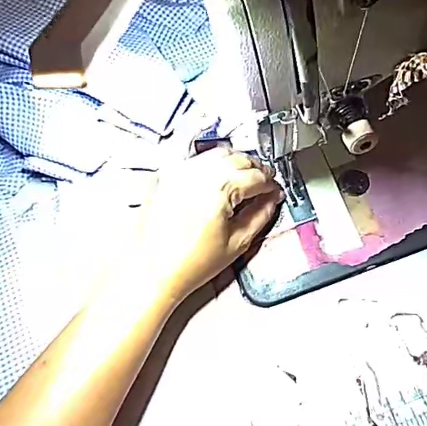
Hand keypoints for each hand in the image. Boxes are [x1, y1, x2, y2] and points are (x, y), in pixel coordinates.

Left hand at [127, 148, 282, 306]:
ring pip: (216, 155)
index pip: (256, 175)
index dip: (271, 184)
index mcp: (220, 187)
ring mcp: (180, 171)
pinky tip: (216, 181)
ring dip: (233, 163)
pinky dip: (210, 166)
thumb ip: (260, 215)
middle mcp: (198, 173)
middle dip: (255, 169)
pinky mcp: (166, 175)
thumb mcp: (236, 243)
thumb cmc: (187, 263)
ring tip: (241, 181)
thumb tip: (271, 200)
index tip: (274, 191)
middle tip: (263, 184)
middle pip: (238, 158)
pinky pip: (195, 161)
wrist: (152, 271)